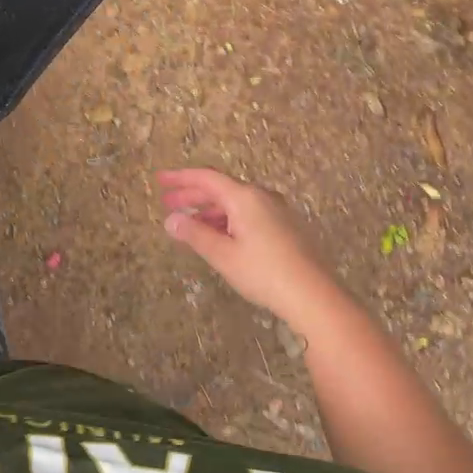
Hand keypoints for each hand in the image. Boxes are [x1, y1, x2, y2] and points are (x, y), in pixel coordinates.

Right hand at [156, 168, 339, 326]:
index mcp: (245, 198)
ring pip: (235, 203)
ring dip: (209, 210)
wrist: (313, 294)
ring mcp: (276, 212)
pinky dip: (226, 220)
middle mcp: (262, 197)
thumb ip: (194, 234)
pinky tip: (217, 236)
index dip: (180, 178)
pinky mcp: (284, 227)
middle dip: (192, 195)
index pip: (206, 178)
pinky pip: (247, 214)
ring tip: (188, 224)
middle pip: (221, 189)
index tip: (159, 179)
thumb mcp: (222, 254)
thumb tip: (170, 219)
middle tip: (167, 203)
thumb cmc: (263, 272)